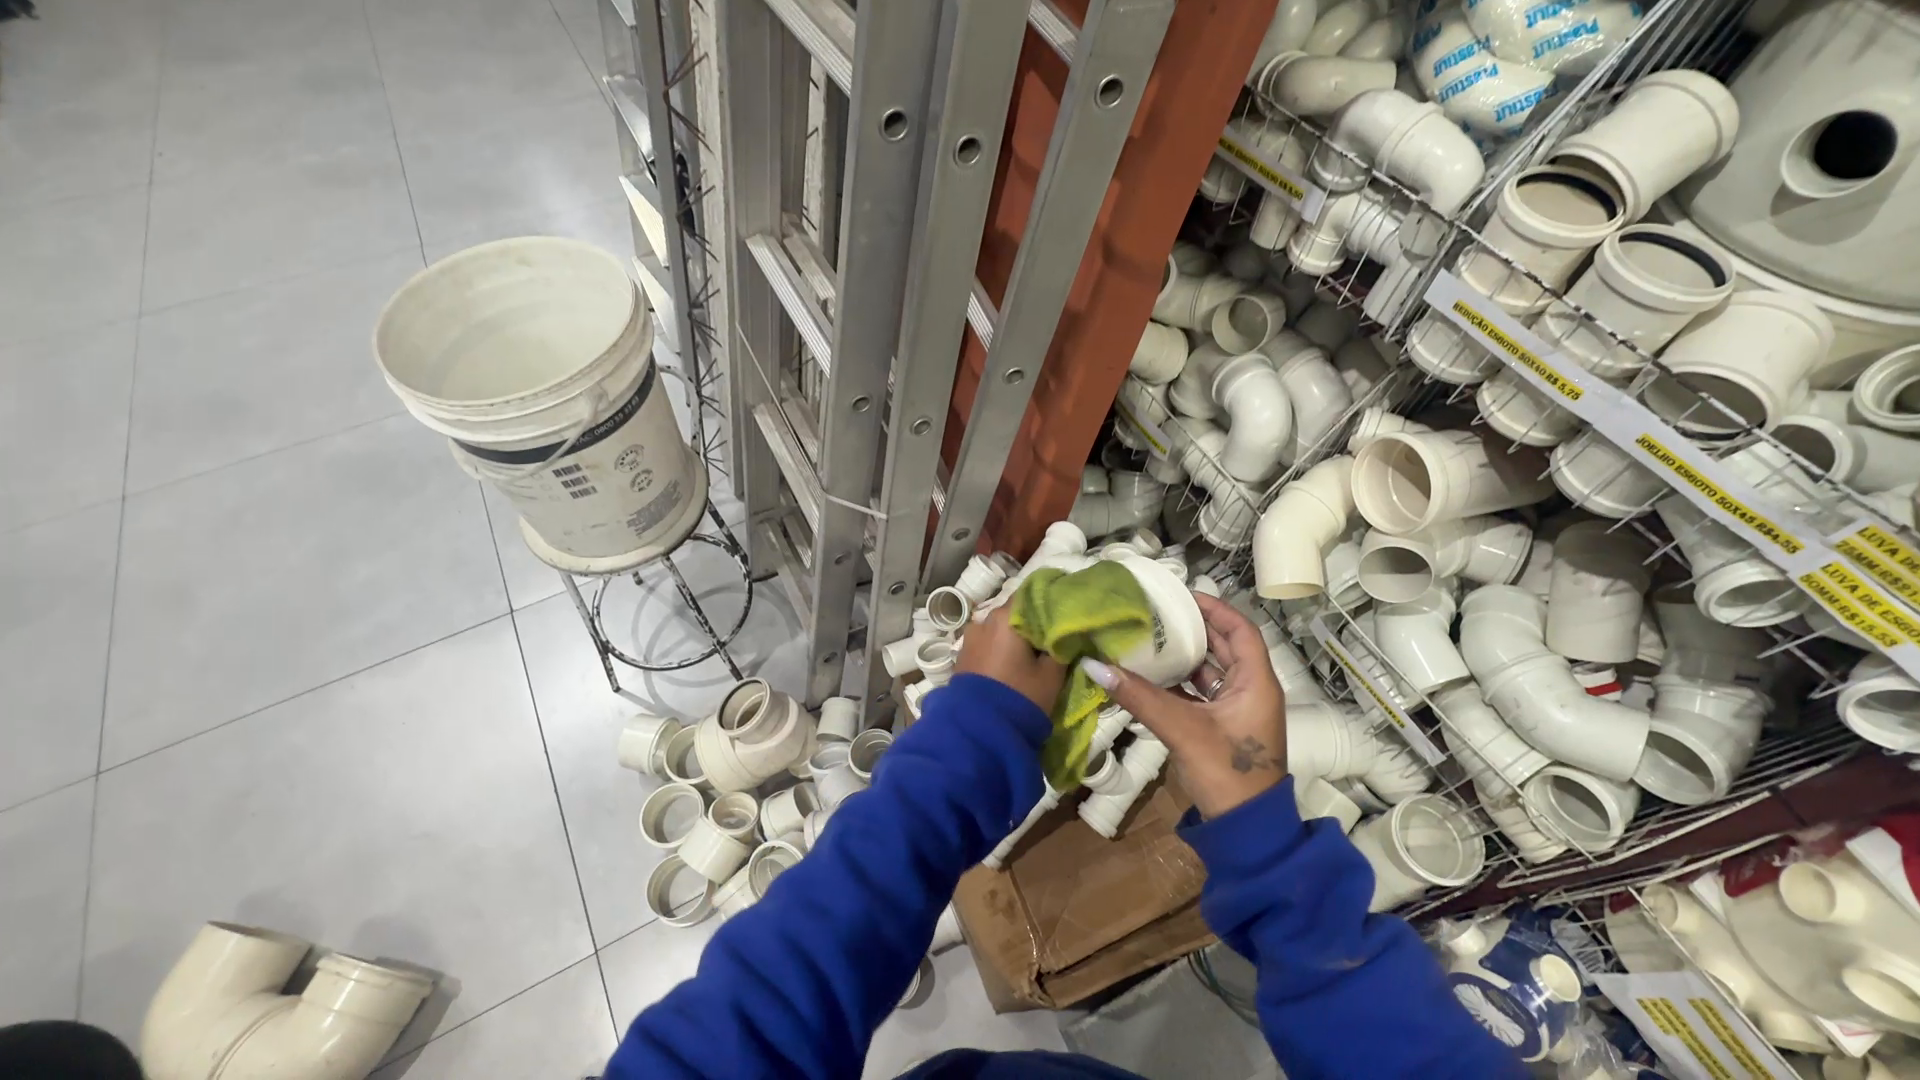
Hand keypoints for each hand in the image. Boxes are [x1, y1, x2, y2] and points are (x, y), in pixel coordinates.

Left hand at [954, 605, 1065, 713]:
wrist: (979, 731)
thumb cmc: (1020, 697)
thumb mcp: (1052, 674)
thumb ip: (1061, 648)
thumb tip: (1065, 635)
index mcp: (1006, 617)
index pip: (1034, 595)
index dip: (1053, 602)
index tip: (1068, 613)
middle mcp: (985, 620)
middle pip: (1016, 612)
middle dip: (1035, 623)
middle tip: (1056, 637)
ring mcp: (971, 637)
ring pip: (1002, 629)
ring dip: (1018, 637)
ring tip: (1035, 654)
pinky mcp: (964, 655)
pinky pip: (990, 643)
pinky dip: (1004, 648)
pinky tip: (1016, 663)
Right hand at [1080, 593, 1285, 818]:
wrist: (1246, 831)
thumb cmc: (1226, 773)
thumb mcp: (1182, 730)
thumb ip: (1139, 696)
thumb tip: (1094, 664)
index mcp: (1256, 682)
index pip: (1240, 630)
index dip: (1213, 608)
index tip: (1180, 595)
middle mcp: (1251, 691)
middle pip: (1225, 647)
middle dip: (1193, 629)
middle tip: (1156, 613)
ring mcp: (1238, 712)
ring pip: (1211, 672)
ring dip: (1185, 657)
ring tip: (1149, 638)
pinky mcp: (1223, 730)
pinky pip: (1201, 694)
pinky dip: (1180, 683)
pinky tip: (1151, 676)